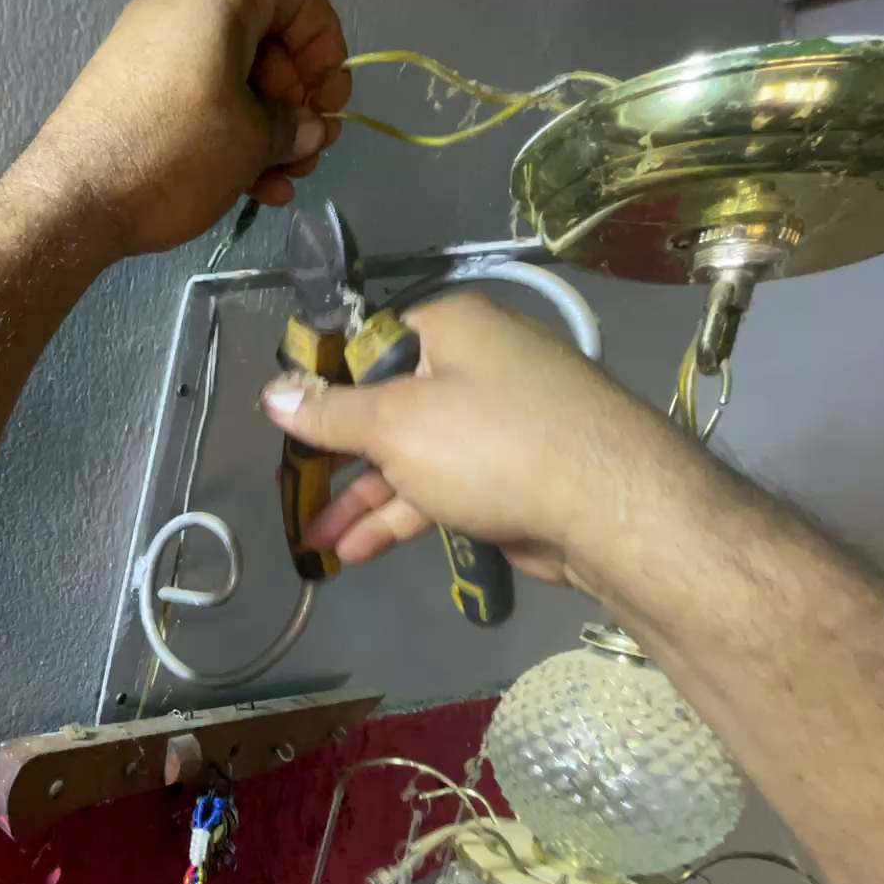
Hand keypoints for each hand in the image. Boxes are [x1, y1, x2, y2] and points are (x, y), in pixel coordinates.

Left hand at [23, 0, 350, 256]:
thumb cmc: (172, 157)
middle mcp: (181, 13)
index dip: (325, 52)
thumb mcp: (249, 143)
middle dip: (295, 105)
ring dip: (266, 137)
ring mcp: (151, 58)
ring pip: (230, 87)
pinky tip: (251, 191)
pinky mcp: (132, 100)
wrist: (72, 203)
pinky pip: (195, 110)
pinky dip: (227, 144)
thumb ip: (291, 128)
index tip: (331, 104)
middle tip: (309, 154)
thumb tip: (309, 129)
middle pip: (263, 46)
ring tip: (284, 184)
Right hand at [258, 293, 695, 585]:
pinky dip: (396, 518)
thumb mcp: (394, 424)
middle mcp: (471, 368)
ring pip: (405, 459)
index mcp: (450, 331)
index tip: (290, 420)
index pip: (368, 346)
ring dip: (359, 503)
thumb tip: (271, 394)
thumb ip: (328, 413)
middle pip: (382, 410)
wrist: (611, 513)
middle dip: (335, 461)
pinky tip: (355, 552)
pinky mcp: (501, 475)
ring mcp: (489, 425)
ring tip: (315, 541)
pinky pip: (434, 489)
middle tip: (296, 489)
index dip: (324, 383)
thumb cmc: (490, 444)